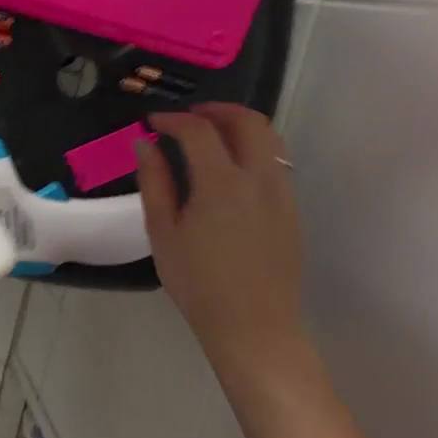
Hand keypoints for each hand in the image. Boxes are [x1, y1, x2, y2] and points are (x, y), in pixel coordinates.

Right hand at [136, 103, 304, 370]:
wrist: (253, 327)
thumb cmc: (198, 283)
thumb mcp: (163, 232)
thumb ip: (154, 182)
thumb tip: (145, 144)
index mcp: (222, 183)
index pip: (198, 130)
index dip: (173, 119)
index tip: (153, 123)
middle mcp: (259, 180)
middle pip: (248, 121)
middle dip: (217, 110)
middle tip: (189, 117)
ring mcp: (282, 194)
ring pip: (270, 139)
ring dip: (240, 126)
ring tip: (212, 136)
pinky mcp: (292, 211)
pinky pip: (276, 163)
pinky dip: (254, 150)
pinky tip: (230, 170)